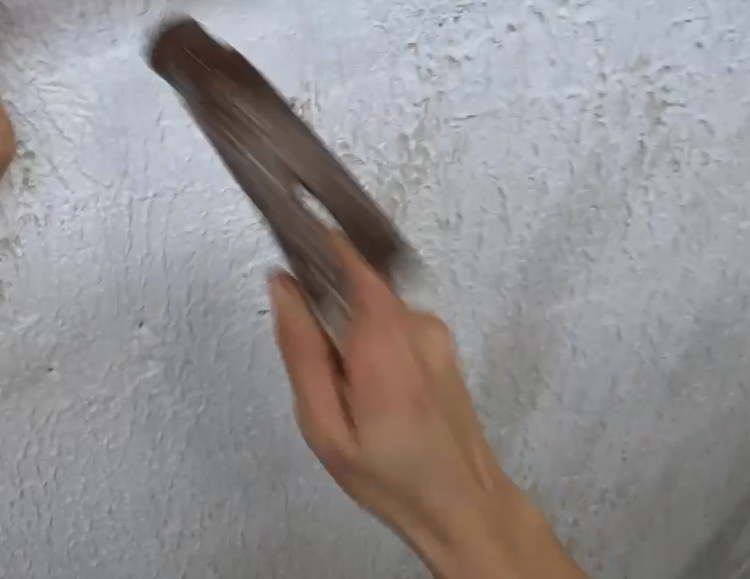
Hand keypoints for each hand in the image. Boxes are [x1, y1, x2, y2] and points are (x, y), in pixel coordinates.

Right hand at [270, 240, 584, 578]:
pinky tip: (371, 383)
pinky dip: (370, 334)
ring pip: (370, 301)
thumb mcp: (323, 425)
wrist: (467, 510)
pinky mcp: (440, 339)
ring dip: (348, 324)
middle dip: (324, 301)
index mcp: (384, 341)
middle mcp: (415, 324)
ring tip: (345, 381)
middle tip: (315, 357)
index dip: (317, 243)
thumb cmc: (390, 474)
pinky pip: (390, 315)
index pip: (351, 261)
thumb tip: (282, 284)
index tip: (289, 240)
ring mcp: (433, 330)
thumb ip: (301, 350)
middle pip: (354, 281)